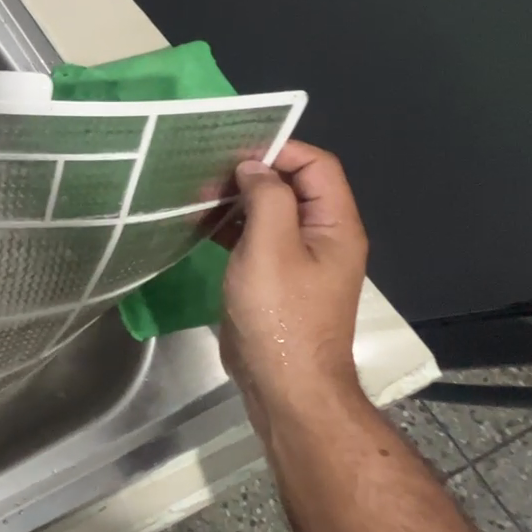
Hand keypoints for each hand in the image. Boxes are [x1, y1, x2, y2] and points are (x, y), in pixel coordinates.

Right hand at [219, 140, 368, 418]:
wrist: (284, 382)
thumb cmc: (279, 312)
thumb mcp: (271, 247)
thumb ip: (267, 198)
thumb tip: (254, 167)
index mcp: (335, 226)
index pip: (316, 166)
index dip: (279, 149)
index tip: (231, 150)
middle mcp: (323, 236)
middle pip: (293, 184)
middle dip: (251, 172)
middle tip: (205, 173)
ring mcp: (298, 257)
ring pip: (269, 209)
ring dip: (235, 198)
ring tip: (196, 197)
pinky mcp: (274, 275)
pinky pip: (254, 235)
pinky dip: (229, 224)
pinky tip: (199, 224)